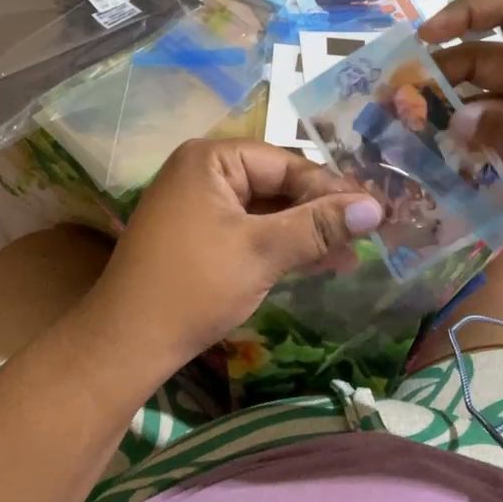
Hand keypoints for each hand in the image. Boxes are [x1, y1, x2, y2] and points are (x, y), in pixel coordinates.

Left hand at [86, 139, 383, 363]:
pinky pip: (248, 228)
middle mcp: (201, 171)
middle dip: (320, 211)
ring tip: (353, 254)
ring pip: (265, 209)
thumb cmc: (194, 286)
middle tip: (369, 233)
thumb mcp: (262, 252)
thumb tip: (375, 208)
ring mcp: (197, 203)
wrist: (126, 343)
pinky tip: (318, 261)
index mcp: (210, 158)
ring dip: (305, 231)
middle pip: (276, 183)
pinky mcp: (197, 234)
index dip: (331, 189)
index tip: (375, 211)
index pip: (285, 163)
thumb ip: (318, 226)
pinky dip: (280, 244)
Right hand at [420, 0, 502, 282]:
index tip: (423, 40)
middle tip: (400, 103)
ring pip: (493, 103)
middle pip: (493, 62)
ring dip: (455, 111)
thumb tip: (454, 119)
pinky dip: (475, 144)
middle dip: (446, 73)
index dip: (467, 16)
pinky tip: (446, 162)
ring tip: (412, 132)